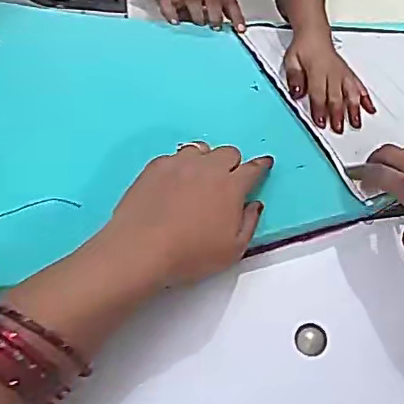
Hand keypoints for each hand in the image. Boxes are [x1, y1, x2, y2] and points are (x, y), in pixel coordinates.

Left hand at [96, 143, 271, 287]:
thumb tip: (254, 205)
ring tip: (201, 176)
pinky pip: (174, 156)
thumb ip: (250, 223)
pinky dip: (180, 165)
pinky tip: (175, 181)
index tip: (263, 164)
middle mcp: (208, 167)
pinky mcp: (155, 167)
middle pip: (228, 152)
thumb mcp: (233, 250)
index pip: (254, 168)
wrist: (140, 250)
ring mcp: (179, 164)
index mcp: (232, 186)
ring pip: (200, 149)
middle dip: (233, 163)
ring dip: (206, 159)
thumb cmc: (190, 254)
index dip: (261, 166)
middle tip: (229, 179)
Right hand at [153, 0, 245, 30]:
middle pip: (213, 3)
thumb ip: (224, 9)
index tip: (240, 30)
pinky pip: (169, 6)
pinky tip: (176, 22)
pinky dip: (172, 15)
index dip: (237, 17)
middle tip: (216, 27)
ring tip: (199, 23)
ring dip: (197, 18)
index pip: (230, 2)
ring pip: (193, 4)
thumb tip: (236, 29)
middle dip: (215, 18)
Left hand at [282, 31, 374, 132]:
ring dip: (354, 109)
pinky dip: (366, 98)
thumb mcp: (291, 60)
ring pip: (351, 92)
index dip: (319, 109)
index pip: (318, 93)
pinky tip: (370, 109)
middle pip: (336, 96)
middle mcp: (332, 72)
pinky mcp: (349, 74)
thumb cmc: (303, 49)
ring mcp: (343, 74)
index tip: (320, 122)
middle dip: (338, 113)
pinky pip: (360, 86)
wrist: (314, 35)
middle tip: (338, 128)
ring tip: (356, 123)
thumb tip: (296, 92)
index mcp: (317, 70)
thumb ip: (294, 77)